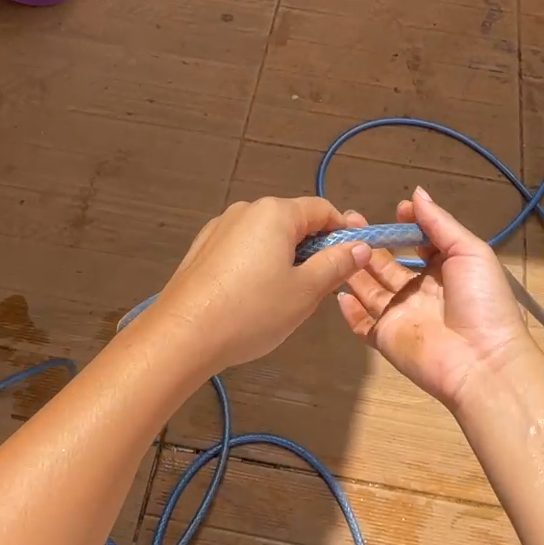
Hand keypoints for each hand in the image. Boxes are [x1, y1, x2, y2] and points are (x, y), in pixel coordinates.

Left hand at [146, 197, 372, 376]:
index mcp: (275, 213)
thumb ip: (336, 264)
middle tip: (324, 285)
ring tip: (288, 297)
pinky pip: (243, 248)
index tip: (359, 254)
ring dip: (286, 257)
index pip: (323, 210)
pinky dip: (258, 264)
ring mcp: (220, 227)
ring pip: (267, 236)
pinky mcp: (203, 248)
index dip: (345, 230)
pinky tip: (254, 297)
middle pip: (294, 221)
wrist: (183, 335)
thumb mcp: (305, 292)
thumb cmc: (251, 311)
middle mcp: (247, 210)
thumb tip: (360, 246)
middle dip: (314, 248)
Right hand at [337, 187, 535, 409]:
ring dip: (355, 266)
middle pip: (388, 264)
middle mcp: (421, 292)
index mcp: (446, 271)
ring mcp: (401, 315)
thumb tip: (415, 193)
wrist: (483, 363)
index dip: (407, 226)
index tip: (395, 210)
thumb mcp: (470, 252)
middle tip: (348, 221)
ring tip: (335, 243)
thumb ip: (440, 223)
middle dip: (371, 242)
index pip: (420, 243)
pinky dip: (349, 309)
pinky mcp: (386, 338)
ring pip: (371, 288)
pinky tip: (337, 287)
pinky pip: (362, 323)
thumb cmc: (481, 301)